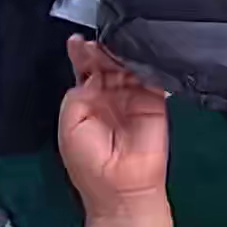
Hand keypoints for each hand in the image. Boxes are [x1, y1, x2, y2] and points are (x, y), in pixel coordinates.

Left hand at [59, 36, 169, 222]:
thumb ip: (78, 96)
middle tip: (101, 42)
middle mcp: (110, 97)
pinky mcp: (157, 103)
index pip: (85, 72)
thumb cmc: (90, 163)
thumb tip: (93, 75)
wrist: (124, 185)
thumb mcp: (70, 126)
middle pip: (108, 66)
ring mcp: (134, 99)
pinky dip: (150, 66)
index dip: (82, 56)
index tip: (79, 42)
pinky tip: (142, 55)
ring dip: (124, 56)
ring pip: (130, 69)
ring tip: (119, 45)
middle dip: (103, 52)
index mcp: (86, 102)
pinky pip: (154, 79)